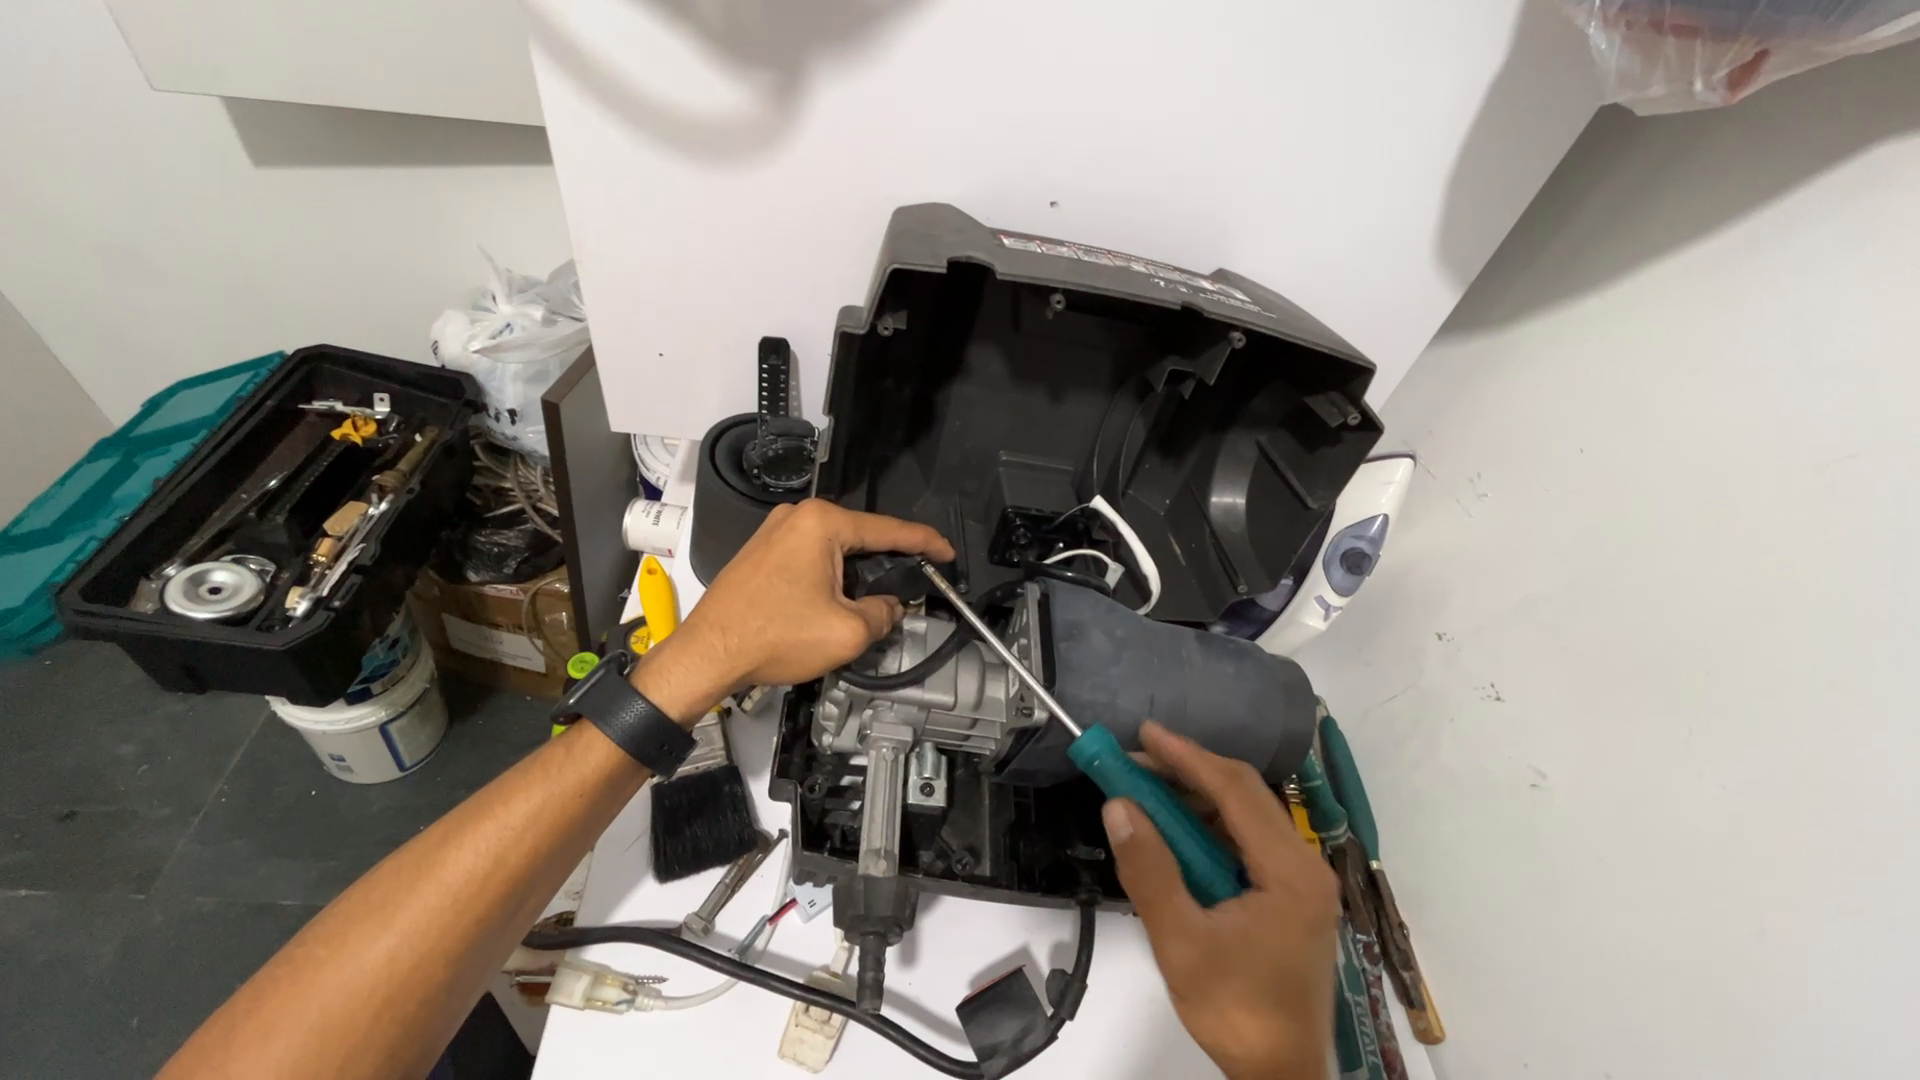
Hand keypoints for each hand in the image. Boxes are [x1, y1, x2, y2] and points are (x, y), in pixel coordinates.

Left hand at [637, 500, 954, 719]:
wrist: (707, 654)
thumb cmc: (772, 637)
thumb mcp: (847, 633)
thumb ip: (883, 613)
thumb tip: (888, 607)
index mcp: (821, 524)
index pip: (889, 530)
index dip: (925, 543)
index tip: (946, 553)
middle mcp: (797, 517)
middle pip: (861, 536)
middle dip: (889, 560)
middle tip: (916, 580)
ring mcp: (775, 532)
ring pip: (835, 549)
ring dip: (858, 572)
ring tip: (877, 597)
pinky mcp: (762, 552)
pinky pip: (811, 556)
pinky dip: (832, 575)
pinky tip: (839, 598)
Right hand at [1105, 722, 1340, 1079]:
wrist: (1280, 1074)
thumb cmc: (1235, 1010)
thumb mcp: (1181, 942)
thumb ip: (1149, 871)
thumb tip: (1118, 808)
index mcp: (1290, 871)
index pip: (1235, 791)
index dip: (1186, 757)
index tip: (1144, 734)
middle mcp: (1305, 865)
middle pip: (1243, 795)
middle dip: (1187, 770)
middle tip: (1135, 757)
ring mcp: (1300, 882)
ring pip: (1245, 816)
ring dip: (1195, 798)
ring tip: (1146, 787)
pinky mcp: (1289, 897)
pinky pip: (1246, 842)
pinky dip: (1207, 827)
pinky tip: (1174, 829)